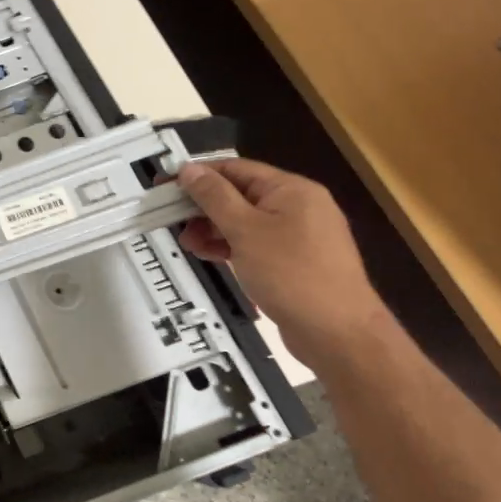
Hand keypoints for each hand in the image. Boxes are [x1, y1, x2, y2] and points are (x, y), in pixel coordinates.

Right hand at [176, 159, 388, 365]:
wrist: (338, 333)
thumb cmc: (291, 274)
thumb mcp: (244, 230)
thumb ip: (214, 196)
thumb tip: (189, 169)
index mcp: (291, 190)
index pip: (234, 169)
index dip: (196, 175)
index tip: (162, 187)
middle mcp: (298, 206)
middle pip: (238, 194)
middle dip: (202, 207)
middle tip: (171, 221)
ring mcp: (298, 234)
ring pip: (244, 220)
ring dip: (212, 228)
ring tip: (190, 245)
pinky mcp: (294, 259)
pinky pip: (254, 241)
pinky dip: (229, 245)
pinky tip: (211, 256)